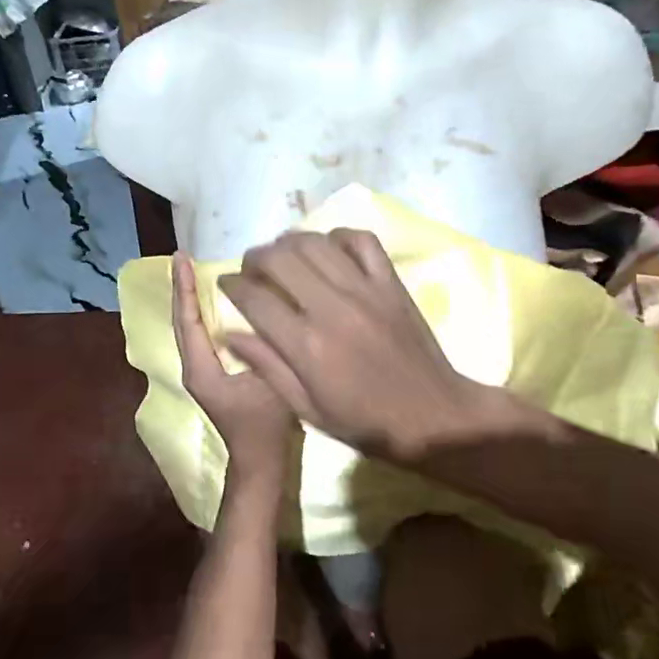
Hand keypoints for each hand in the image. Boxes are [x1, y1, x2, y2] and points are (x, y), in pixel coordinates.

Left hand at [172, 253, 293, 479]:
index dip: (185, 287)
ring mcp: (201, 373)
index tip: (182, 258)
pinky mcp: (212, 375)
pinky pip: (200, 336)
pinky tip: (212, 302)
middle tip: (181, 257)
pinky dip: (201, 314)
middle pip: (182, 321)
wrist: (261, 460)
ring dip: (189, 299)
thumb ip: (259, 350)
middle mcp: (193, 368)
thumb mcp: (269, 382)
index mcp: (201, 368)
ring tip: (191, 272)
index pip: (188, 319)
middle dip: (181, 288)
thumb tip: (254, 314)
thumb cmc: (266, 423)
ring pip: (188, 328)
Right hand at [216, 230, 536, 460]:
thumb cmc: (365, 422)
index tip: (225, 283)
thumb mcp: (307, 408)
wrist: (432, 417)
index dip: (231, 285)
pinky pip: (361, 240)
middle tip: (251, 268)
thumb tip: (229, 332)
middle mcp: (331, 308)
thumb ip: (267, 366)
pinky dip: (338, 236)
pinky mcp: (390, 282)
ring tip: (283, 255)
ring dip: (289, 242)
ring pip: (315, 242)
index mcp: (307, 345)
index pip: (254, 298)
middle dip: (255, 257)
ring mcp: (365, 290)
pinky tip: (328, 249)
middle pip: (280, 259)